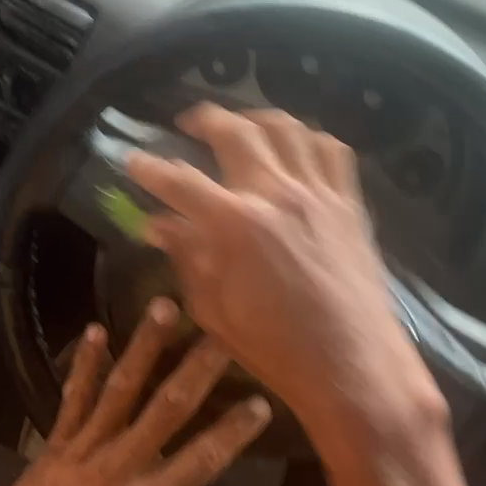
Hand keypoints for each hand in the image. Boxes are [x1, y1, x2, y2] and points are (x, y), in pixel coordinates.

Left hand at [0, 297, 271, 485]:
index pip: (203, 458)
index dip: (234, 429)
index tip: (261, 401)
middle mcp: (121, 464)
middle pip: (166, 407)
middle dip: (197, 367)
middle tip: (222, 331)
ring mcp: (86, 447)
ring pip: (122, 389)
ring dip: (145, 346)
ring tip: (163, 308)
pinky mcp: (56, 442)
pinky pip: (74, 397)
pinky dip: (87, 364)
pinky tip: (97, 330)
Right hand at [127, 103, 445, 435]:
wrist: (352, 366)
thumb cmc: (276, 348)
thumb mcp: (214, 309)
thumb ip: (187, 257)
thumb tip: (157, 225)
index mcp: (236, 225)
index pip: (181, 182)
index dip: (151, 169)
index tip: (133, 160)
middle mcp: (277, 195)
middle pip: (235, 132)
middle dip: (204, 119)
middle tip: (186, 125)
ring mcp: (318, 194)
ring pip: (286, 128)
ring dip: (255, 118)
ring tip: (239, 125)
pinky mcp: (349, 203)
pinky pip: (330, 150)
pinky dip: (308, 138)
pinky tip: (295, 148)